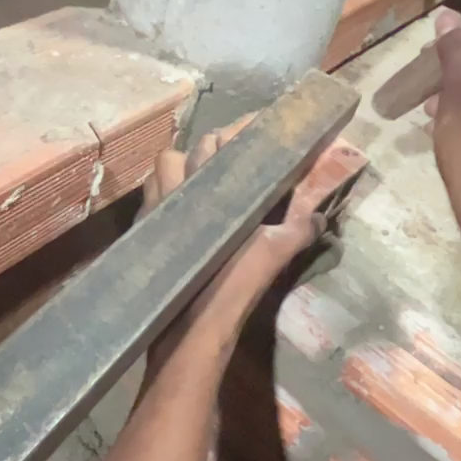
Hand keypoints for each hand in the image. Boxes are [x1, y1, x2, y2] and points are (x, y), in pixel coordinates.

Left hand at [141, 129, 324, 304]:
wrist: (187, 335)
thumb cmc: (226, 292)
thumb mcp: (268, 259)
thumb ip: (295, 232)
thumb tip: (318, 217)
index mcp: (203, 191)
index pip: (219, 142)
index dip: (241, 129)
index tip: (259, 126)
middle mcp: (172, 193)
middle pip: (187, 149)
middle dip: (214, 144)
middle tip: (241, 152)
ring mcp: (152, 213)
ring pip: (163, 169)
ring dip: (185, 165)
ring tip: (211, 176)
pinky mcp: (142, 234)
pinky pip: (154, 197)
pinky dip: (171, 192)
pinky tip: (190, 209)